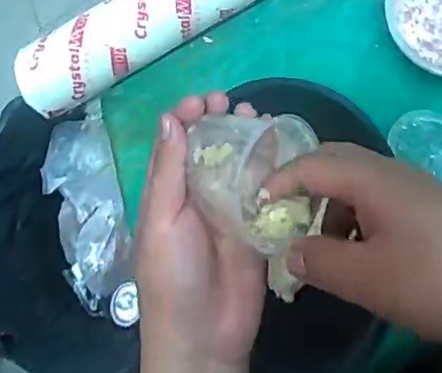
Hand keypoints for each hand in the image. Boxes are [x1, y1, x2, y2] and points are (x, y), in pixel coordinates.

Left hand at [136, 91, 267, 372]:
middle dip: (219, 117)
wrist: (205, 339)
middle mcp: (197, 189)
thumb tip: (170, 117)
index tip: (204, 101)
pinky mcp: (255, 222)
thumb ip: (168, 169)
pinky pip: (262, 186)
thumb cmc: (172, 276)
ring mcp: (227, 205)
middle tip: (232, 103)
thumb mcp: (162, 219)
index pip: (176, 139)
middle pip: (209, 142)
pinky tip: (278, 146)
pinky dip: (270, 162)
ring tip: (255, 115)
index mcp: (168, 187)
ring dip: (245, 133)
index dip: (187, 114)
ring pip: (237, 158)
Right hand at [265, 143, 441, 342]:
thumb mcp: (372, 278)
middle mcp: (384, 168)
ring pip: (354, 182)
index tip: (254, 202)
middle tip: (283, 217)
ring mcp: (408, 184)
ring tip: (324, 250)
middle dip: (302, 186)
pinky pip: (375, 198)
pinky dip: (355, 218)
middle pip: (330, 161)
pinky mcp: (426, 204)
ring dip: (330, 207)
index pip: (307, 162)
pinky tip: (366, 257)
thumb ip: (322, 262)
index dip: (276, 179)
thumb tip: (289, 250)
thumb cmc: (439, 274)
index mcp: (366, 175)